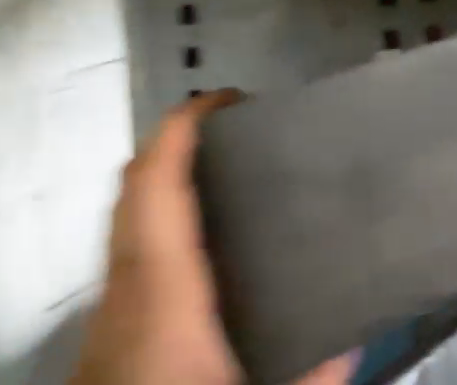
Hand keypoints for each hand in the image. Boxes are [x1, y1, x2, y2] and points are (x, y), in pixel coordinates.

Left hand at [71, 91, 353, 384]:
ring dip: (162, 178)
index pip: (156, 188)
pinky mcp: (104, 332)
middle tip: (233, 126)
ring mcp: (106, 310)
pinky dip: (156, 216)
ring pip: (122, 218)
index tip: (224, 99)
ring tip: (219, 169)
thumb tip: (352, 340)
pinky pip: (126, 247)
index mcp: (164, 293)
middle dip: (174, 142)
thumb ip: (315, 375)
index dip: (182, 131)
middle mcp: (124, 290)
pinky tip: (196, 239)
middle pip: (131, 189)